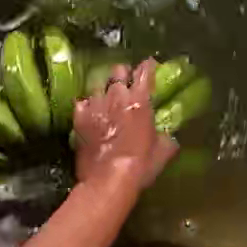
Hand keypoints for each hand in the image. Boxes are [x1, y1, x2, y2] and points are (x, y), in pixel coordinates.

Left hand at [72, 58, 176, 187]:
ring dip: (104, 87)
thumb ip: (165, 134)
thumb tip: (167, 133)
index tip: (150, 65)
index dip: (148, 65)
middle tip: (126, 81)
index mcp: (141, 99)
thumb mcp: (164, 148)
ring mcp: (96, 106)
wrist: (108, 181)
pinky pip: (81, 103)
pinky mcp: (79, 120)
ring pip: (97, 84)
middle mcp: (118, 96)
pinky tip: (90, 111)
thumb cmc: (142, 164)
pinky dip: (86, 105)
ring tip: (106, 94)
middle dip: (123, 74)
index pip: (145, 71)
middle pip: (118, 71)